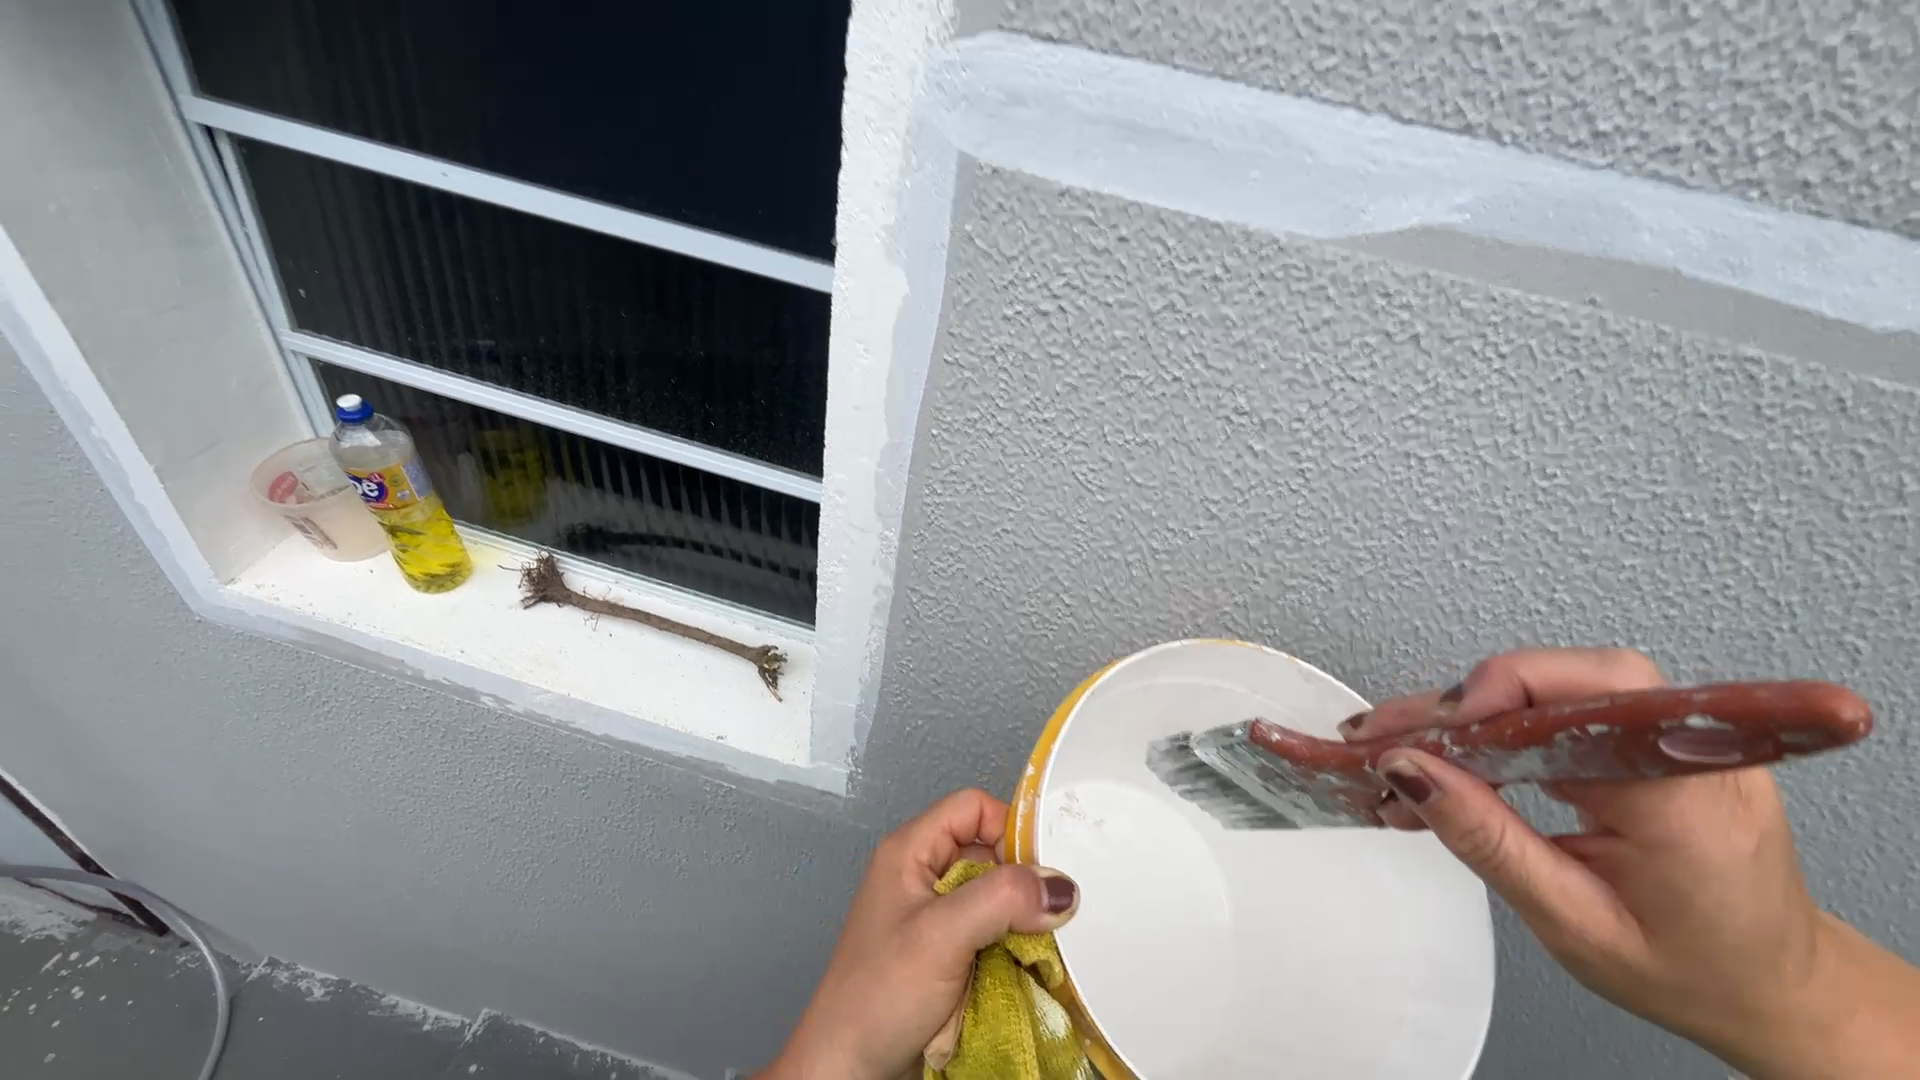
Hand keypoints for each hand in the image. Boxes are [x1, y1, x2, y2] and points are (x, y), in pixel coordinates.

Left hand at [762, 789, 1079, 1079]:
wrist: (849, 1072)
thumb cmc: (876, 996)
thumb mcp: (941, 935)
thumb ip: (1001, 900)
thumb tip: (1060, 886)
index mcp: (911, 851)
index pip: (973, 808)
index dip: (1010, 826)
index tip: (1046, 864)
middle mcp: (924, 875)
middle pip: (991, 852)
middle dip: (1024, 881)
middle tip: (1054, 910)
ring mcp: (936, 917)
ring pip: (998, 897)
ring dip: (1023, 921)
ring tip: (1045, 944)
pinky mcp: (949, 955)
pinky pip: (995, 934)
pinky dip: (1016, 948)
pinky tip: (1030, 967)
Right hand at [1344, 647, 1919, 1077]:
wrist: (1777, 988)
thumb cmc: (1689, 971)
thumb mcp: (1571, 922)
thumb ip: (1486, 840)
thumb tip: (1407, 770)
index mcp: (1682, 796)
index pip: (1582, 694)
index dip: (1491, 695)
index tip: (1416, 736)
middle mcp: (1686, 749)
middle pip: (1555, 678)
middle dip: (1460, 704)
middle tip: (1386, 739)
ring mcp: (1668, 737)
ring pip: (1546, 687)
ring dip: (1467, 715)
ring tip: (1402, 751)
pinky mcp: (1641, 740)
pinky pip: (1555, 710)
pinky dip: (1494, 727)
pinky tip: (1451, 757)